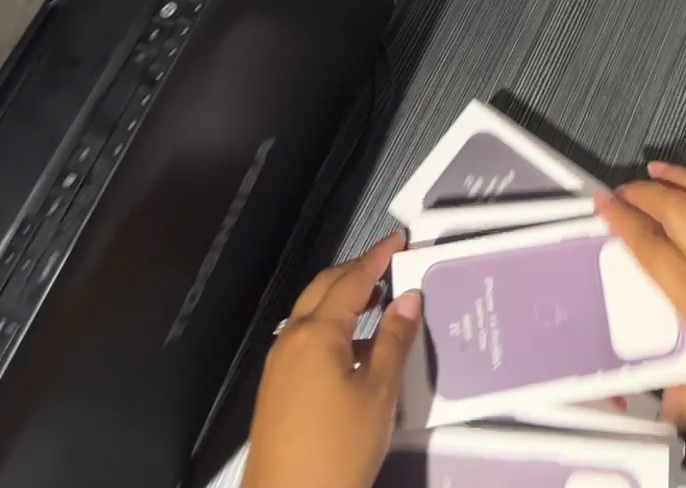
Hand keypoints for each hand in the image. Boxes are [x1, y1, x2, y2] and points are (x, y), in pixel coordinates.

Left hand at [242, 232, 420, 487]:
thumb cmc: (338, 446)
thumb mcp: (378, 392)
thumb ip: (394, 339)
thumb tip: (409, 297)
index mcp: (317, 332)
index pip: (352, 280)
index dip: (377, 257)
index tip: (399, 239)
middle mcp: (292, 338)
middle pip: (325, 288)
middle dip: (356, 271)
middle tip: (390, 264)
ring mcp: (279, 364)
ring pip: (313, 313)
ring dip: (344, 299)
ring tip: (379, 300)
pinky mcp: (277, 388)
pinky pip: (307, 338)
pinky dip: (333, 326)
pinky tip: (356, 347)